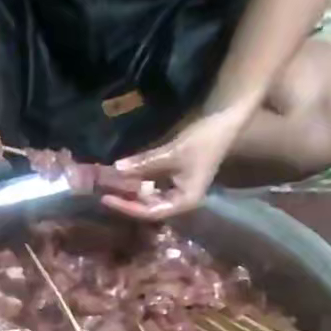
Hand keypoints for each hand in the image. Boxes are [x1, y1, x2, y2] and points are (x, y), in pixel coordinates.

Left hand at [103, 108, 246, 219]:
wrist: (226, 118)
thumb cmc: (204, 139)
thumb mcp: (171, 153)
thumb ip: (144, 164)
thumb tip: (116, 168)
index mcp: (183, 202)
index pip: (148, 212)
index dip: (126, 207)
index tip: (107, 199)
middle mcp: (180, 202)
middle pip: (147, 208)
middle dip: (127, 200)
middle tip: (104, 192)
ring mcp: (178, 191)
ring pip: (148, 198)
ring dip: (131, 192)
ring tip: (110, 186)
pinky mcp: (175, 180)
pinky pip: (152, 187)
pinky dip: (139, 183)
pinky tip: (125, 178)